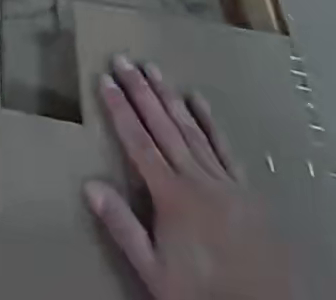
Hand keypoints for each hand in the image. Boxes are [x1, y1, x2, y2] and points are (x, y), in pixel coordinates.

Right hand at [85, 56, 294, 299]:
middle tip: (124, 59)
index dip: (119, 108)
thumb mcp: (154, 270)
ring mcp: (224, 182)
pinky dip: (209, 123)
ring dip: (168, 97)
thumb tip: (89, 184)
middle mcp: (196, 179)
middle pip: (162, 126)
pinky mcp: (246, 191)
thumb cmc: (202, 291)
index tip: (105, 78)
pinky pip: (224, 149)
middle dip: (140, 91)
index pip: (137, 141)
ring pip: (190, 129)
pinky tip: (198, 100)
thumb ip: (123, 226)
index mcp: (170, 194)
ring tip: (153, 68)